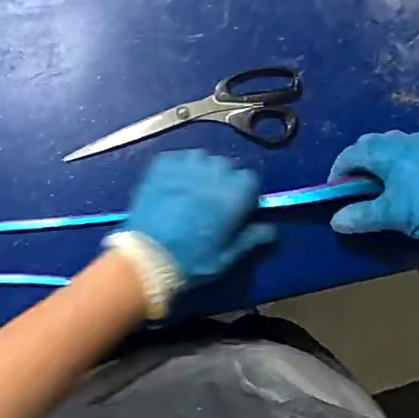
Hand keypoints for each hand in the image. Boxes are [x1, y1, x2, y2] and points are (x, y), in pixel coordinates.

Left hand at [122, 149, 274, 285]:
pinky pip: (180, 158)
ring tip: (188, 194)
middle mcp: (218, 168)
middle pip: (226, 168)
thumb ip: (254, 237)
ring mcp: (190, 161)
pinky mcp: (165, 161)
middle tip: (208, 205)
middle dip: (221, 182)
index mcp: (238, 189)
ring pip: (203, 160)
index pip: (250, 181)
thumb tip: (271, 228)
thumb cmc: (193, 259)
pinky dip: (179, 169)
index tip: (232, 211)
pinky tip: (172, 187)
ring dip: (200, 173)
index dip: (241, 196)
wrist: (146, 258)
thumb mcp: (229, 255)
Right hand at [329, 131, 418, 262]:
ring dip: (380, 159)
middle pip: (372, 143)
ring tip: (379, 183)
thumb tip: (336, 221)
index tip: (334, 190)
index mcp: (388, 150)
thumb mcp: (391, 215)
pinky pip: (412, 149)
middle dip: (359, 161)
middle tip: (355, 186)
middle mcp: (405, 139)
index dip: (339, 170)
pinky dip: (400, 160)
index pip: (353, 153)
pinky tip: (405, 180)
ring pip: (393, 144)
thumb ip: (361, 216)